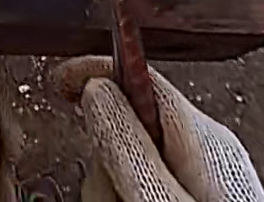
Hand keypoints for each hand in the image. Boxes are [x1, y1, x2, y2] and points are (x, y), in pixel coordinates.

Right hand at [52, 57, 263, 201]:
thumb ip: (130, 148)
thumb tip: (98, 90)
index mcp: (202, 138)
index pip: (141, 79)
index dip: (97, 73)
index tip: (62, 81)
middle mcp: (200, 154)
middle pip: (129, 130)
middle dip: (105, 163)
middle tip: (110, 201)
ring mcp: (196, 186)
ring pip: (130, 170)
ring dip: (113, 194)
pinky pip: (145, 193)